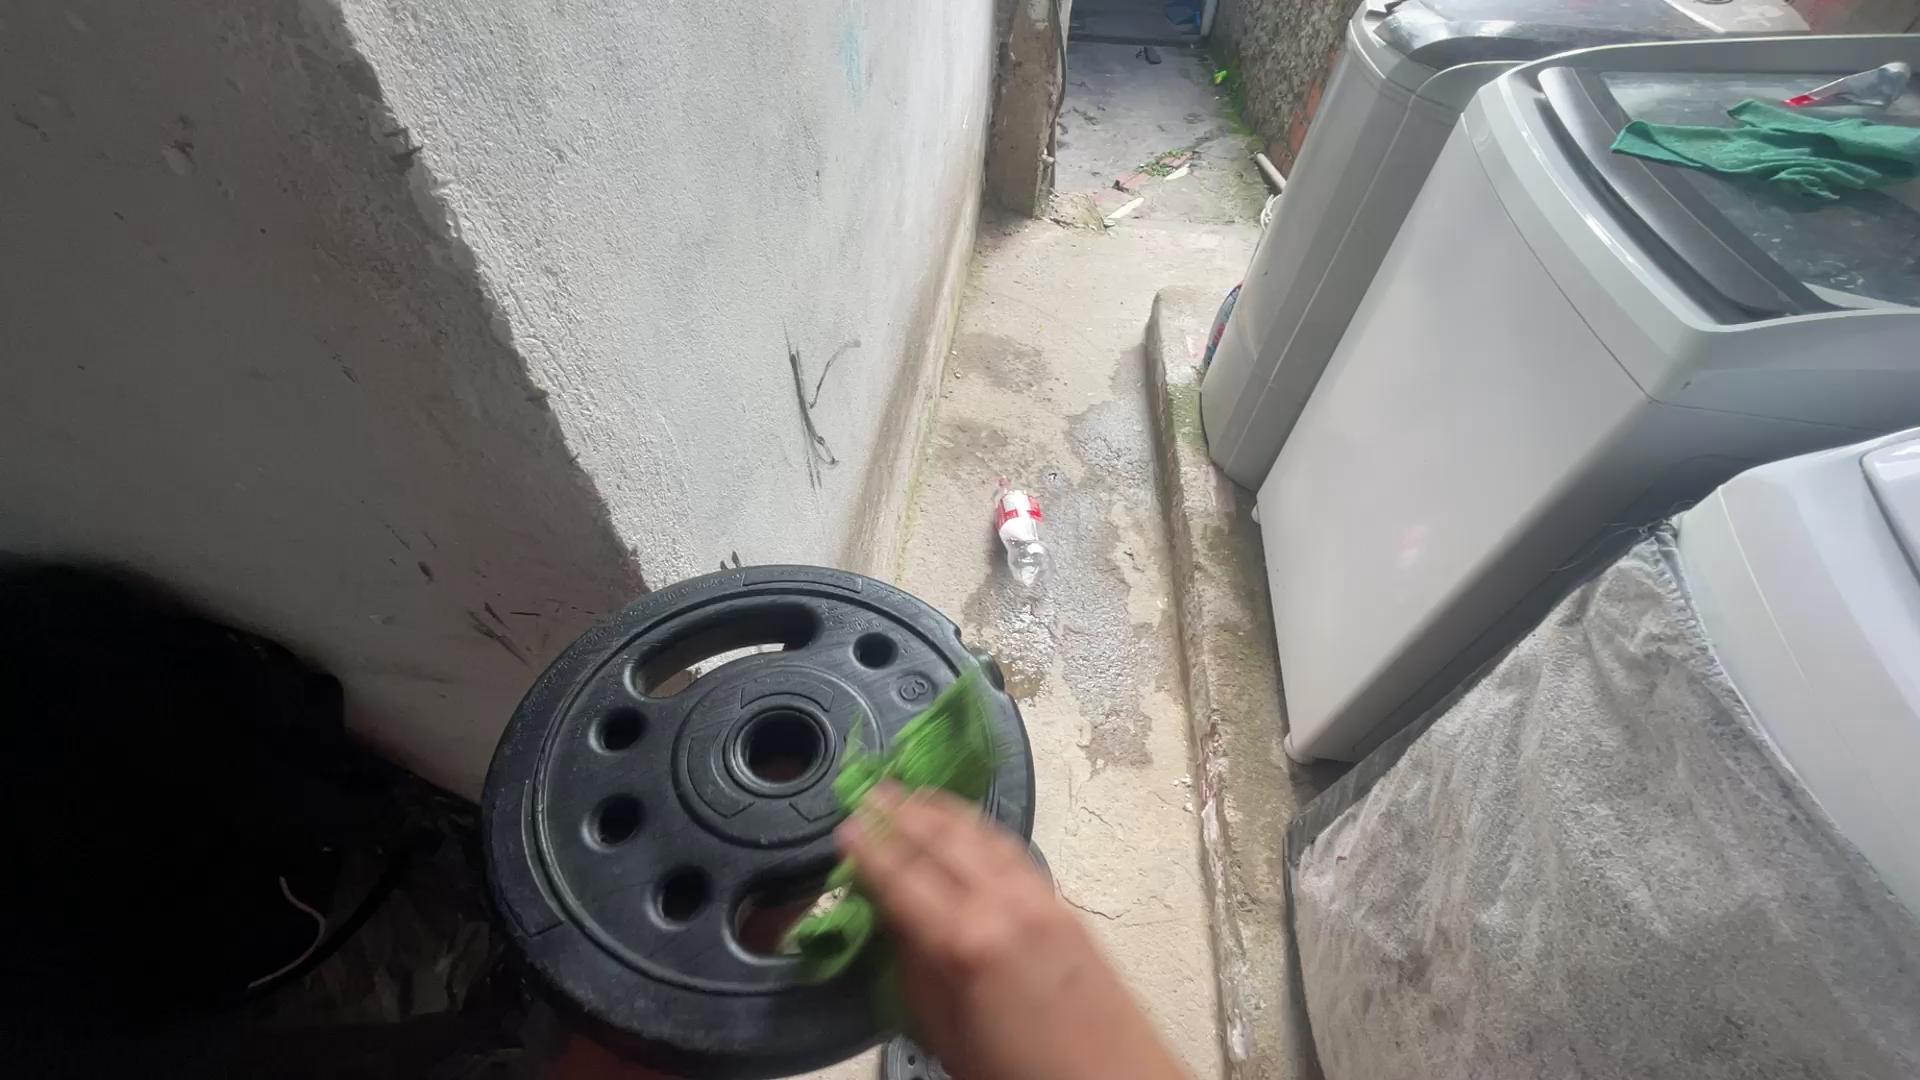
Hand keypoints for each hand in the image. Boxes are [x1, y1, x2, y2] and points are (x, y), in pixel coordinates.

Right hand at [839, 785, 1191, 1079]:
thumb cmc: (1017, 1073)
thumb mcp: (948, 1036)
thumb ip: (916, 969)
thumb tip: (895, 917)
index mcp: (965, 942)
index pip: (904, 879)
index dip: (872, 849)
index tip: (846, 823)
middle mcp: (1001, 903)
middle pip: (942, 841)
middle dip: (904, 813)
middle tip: (873, 792)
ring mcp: (1036, 893)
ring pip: (979, 834)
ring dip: (941, 810)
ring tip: (912, 793)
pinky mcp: (1060, 897)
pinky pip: (1009, 847)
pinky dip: (979, 826)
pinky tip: (965, 822)